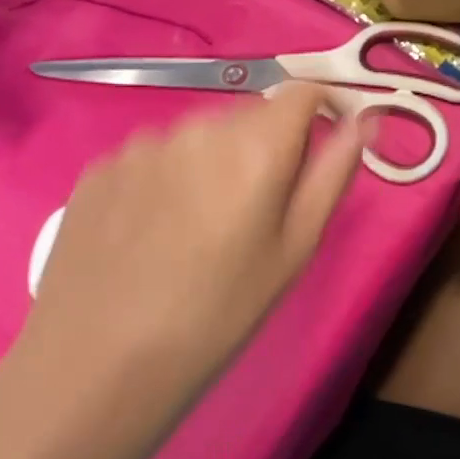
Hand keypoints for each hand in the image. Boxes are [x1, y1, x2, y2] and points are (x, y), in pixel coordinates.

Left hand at [24, 83, 367, 381]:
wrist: (94, 367)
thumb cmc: (219, 312)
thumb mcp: (297, 247)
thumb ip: (335, 172)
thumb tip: (365, 120)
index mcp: (257, 145)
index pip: (304, 91)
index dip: (323, 109)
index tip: (325, 145)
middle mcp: (200, 127)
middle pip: (252, 112)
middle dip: (269, 142)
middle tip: (260, 206)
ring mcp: (142, 145)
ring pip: (202, 132)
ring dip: (217, 158)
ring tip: (202, 223)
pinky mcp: (99, 167)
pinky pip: (156, 154)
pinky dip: (170, 175)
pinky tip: (156, 229)